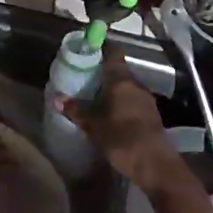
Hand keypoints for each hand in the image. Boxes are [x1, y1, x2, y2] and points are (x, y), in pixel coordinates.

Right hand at [59, 45, 187, 194]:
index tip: (87, 48)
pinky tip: (109, 113)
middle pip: (118, 70)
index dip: (101, 47)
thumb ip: (76, 110)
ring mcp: (146, 100)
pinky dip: (120, 101)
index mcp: (121, 80)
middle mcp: (136, 85)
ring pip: (126, 86)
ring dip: (111, 88)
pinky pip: (132, 100)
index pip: (113, 53)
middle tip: (83, 76)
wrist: (155, 165)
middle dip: (102, 72)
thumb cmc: (122, 138)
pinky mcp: (151, 115)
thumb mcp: (93, 125)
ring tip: (92, 95)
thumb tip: (56, 99)